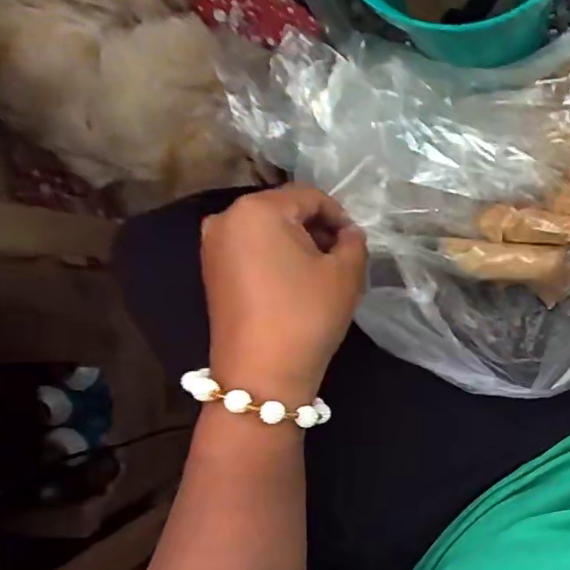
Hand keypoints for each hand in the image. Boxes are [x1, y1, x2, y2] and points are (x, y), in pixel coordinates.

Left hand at [203, 185, 367, 405]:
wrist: (261, 373)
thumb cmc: (306, 316)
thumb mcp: (345, 275)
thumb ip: (354, 243)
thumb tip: (349, 234)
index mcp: (258, 209)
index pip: (310, 196)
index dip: (340, 216)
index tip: (358, 243)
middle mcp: (227, 218)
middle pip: (284, 210)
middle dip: (317, 230)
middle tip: (343, 260)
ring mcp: (213, 246)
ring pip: (267, 232)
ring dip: (298, 246)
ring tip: (322, 276)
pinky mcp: (211, 273)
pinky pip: (251, 252)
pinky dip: (277, 260)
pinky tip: (296, 287)